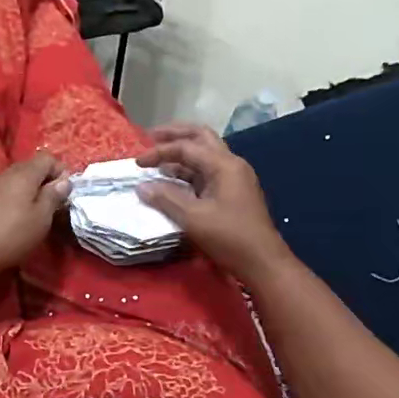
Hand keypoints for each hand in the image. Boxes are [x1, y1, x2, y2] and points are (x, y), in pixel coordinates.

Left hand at [0, 153, 69, 278]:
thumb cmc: (14, 233)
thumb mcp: (42, 217)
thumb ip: (54, 195)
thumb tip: (65, 180)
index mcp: (26, 172)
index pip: (48, 158)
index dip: (61, 171)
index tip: (66, 193)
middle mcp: (10, 172)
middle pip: (35, 166)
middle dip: (49, 181)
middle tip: (56, 203)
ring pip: (24, 179)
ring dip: (36, 190)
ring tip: (43, 212)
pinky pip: (13, 189)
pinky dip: (23, 197)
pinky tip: (25, 215)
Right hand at [137, 124, 292, 278]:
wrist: (262, 262)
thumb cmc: (229, 237)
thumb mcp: (193, 218)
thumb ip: (166, 198)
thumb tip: (142, 186)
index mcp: (224, 165)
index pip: (187, 147)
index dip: (159, 152)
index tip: (137, 163)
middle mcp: (231, 165)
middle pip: (201, 138)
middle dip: (175, 136)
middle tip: (151, 137)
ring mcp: (234, 179)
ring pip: (205, 156)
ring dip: (181, 155)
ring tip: (158, 162)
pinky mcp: (232, 193)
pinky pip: (207, 173)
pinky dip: (188, 172)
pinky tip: (173, 181)